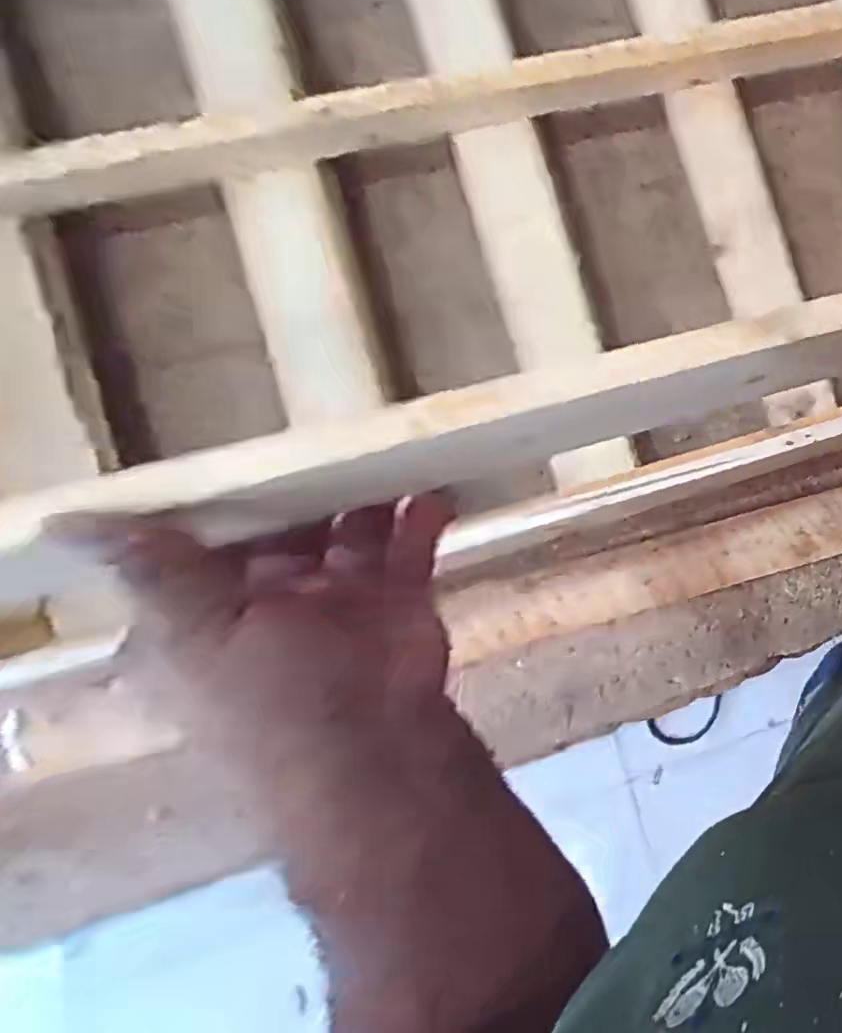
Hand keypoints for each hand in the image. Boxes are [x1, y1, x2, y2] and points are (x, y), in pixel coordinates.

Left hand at [63, 496, 457, 760]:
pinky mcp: (402, 595)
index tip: (241, 458)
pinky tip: (432, 494)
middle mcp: (275, 597)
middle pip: (288, 529)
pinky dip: (423, 519)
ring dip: (368, 499)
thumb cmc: (272, 692)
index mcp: (207, 609)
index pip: (205, 542)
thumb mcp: (199, 632)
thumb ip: (162, 571)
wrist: (374, 738)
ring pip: (353, 533)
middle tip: (327, 447)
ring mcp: (345, 595)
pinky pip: (411, 547)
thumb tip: (66, 522)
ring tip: (385, 459)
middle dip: (305, 493)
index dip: (222, 502)